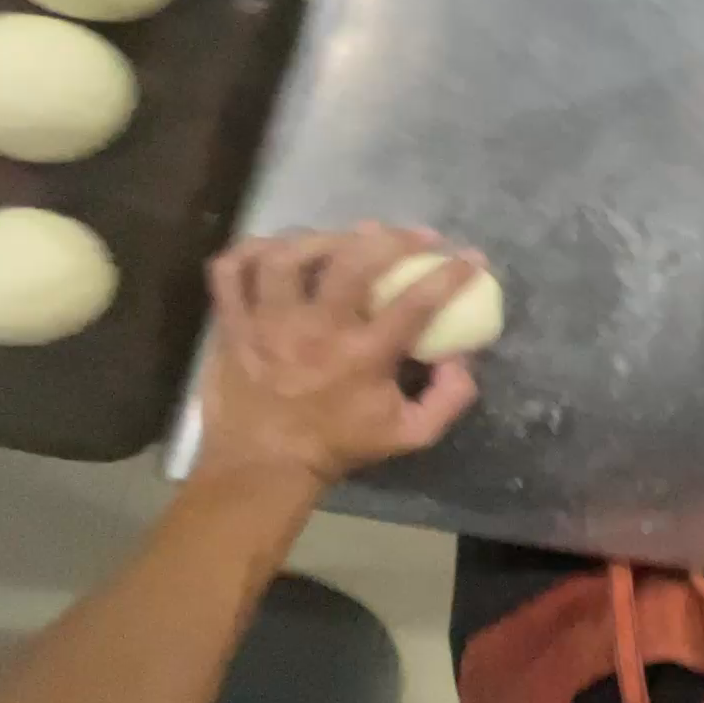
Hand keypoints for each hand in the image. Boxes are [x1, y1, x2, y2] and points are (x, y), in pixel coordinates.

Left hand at [195, 224, 485, 490]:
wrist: (262, 466)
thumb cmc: (342, 446)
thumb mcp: (413, 433)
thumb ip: (450, 396)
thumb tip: (462, 356)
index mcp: (363, 357)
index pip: (416, 303)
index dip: (451, 275)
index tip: (471, 258)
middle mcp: (315, 331)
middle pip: (353, 263)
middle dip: (394, 240)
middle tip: (417, 236)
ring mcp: (266, 323)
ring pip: (289, 255)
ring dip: (327, 238)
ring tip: (351, 237)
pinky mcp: (231, 323)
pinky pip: (232, 269)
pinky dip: (257, 249)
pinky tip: (286, 249)